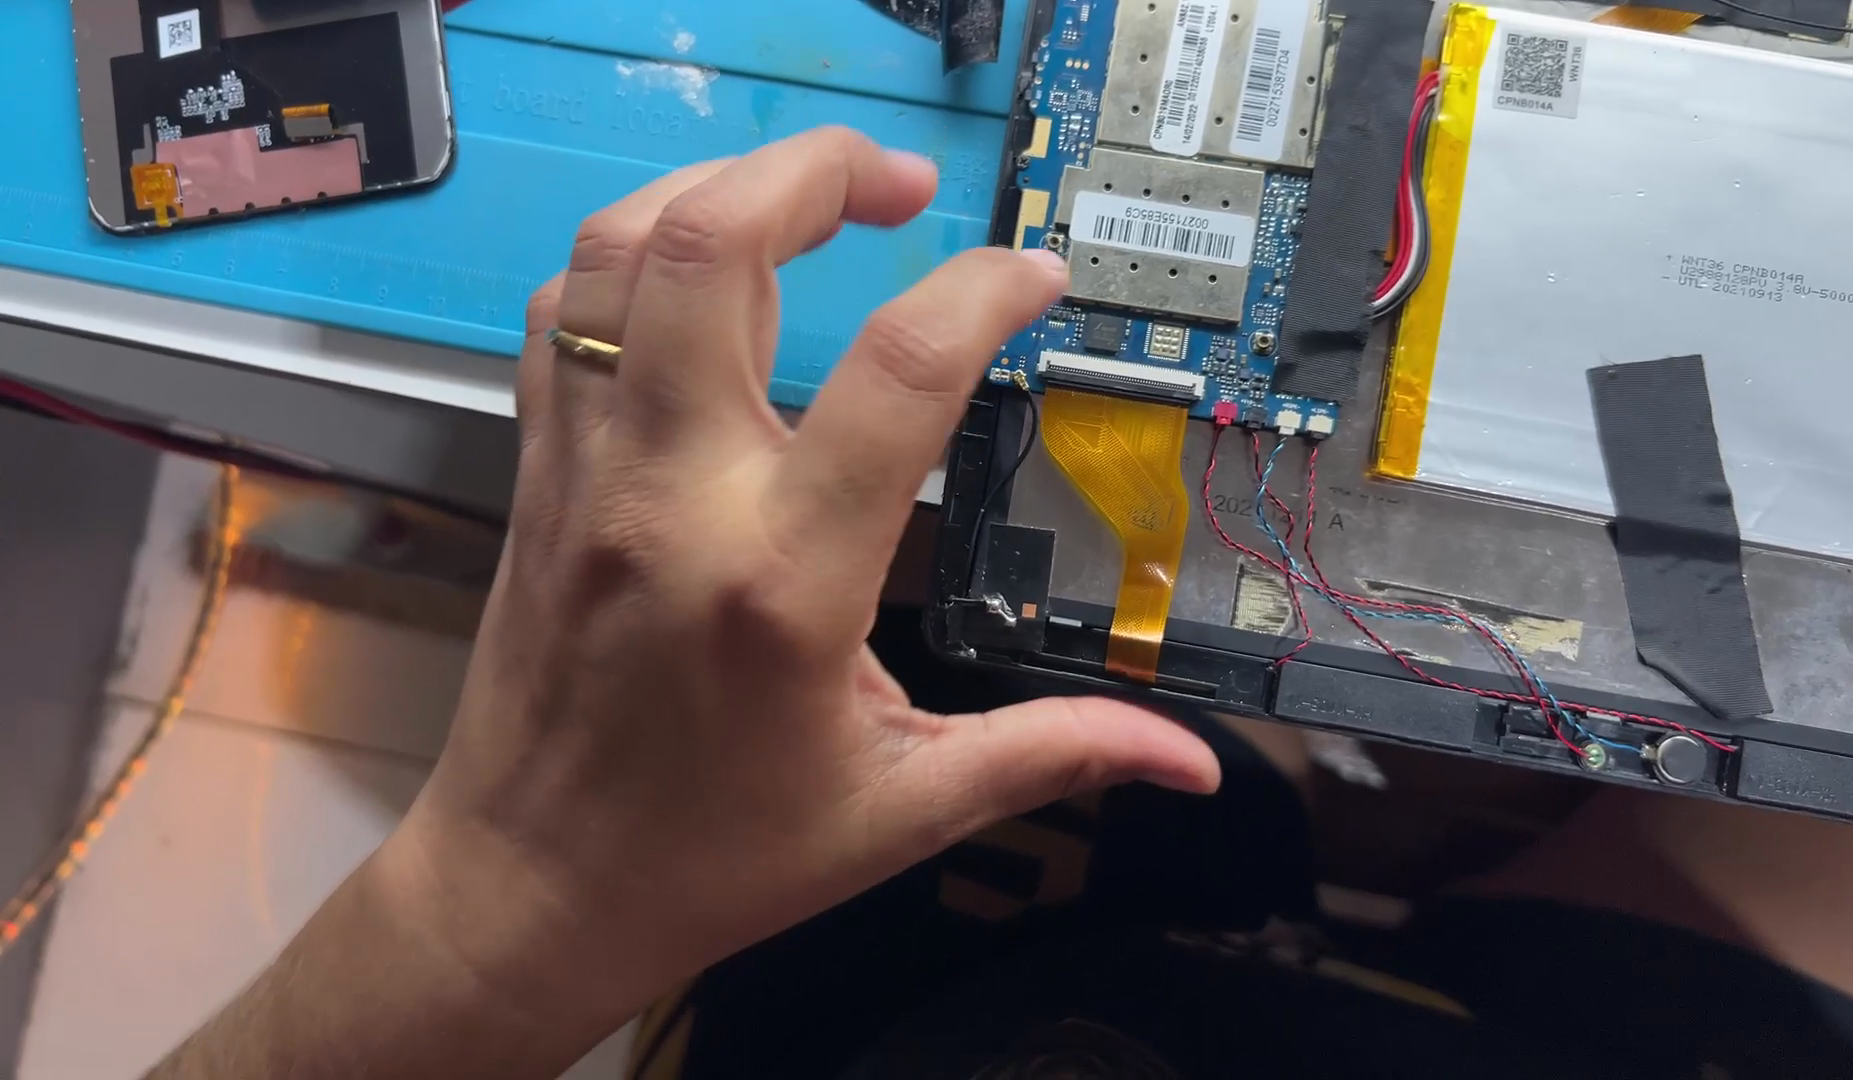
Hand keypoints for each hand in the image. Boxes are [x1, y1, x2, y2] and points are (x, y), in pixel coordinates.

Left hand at [384, 128, 1219, 1057]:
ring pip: (624, 257)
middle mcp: (675, 497)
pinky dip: (643, 255)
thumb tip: (1191, 762)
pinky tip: (708, 273)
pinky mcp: (543, 473)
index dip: (983, 296)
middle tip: (903, 181)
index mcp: (787, 580)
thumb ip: (1056, 753)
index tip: (1036, 279)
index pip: (899, 376)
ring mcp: (589, 472)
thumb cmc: (725, 853)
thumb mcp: (906, 809)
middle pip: (715, 250)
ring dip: (721, 190)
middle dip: (817, 172)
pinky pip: (569, 312)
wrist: (533, 887)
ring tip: (809, 198)